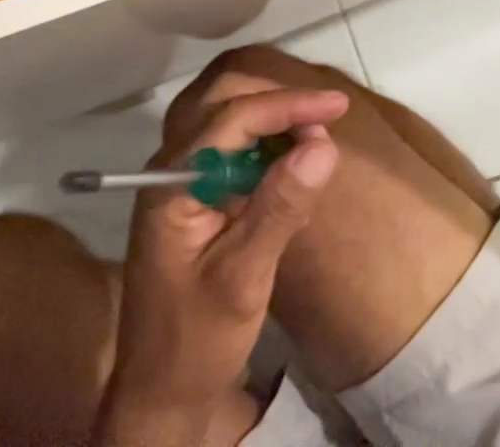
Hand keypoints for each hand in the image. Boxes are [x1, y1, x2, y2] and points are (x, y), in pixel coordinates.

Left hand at [94, 67, 347, 444]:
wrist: (162, 394)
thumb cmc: (197, 339)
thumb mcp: (243, 277)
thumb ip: (280, 208)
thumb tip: (323, 145)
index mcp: (172, 183)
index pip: (232, 120)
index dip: (287, 106)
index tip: (337, 104)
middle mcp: (172, 173)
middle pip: (228, 115)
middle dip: (280, 109)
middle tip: (329, 120)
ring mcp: (183, 189)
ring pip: (233, 135)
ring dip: (276, 131)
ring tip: (319, 144)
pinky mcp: (197, 208)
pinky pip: (235, 164)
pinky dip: (268, 161)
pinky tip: (295, 179)